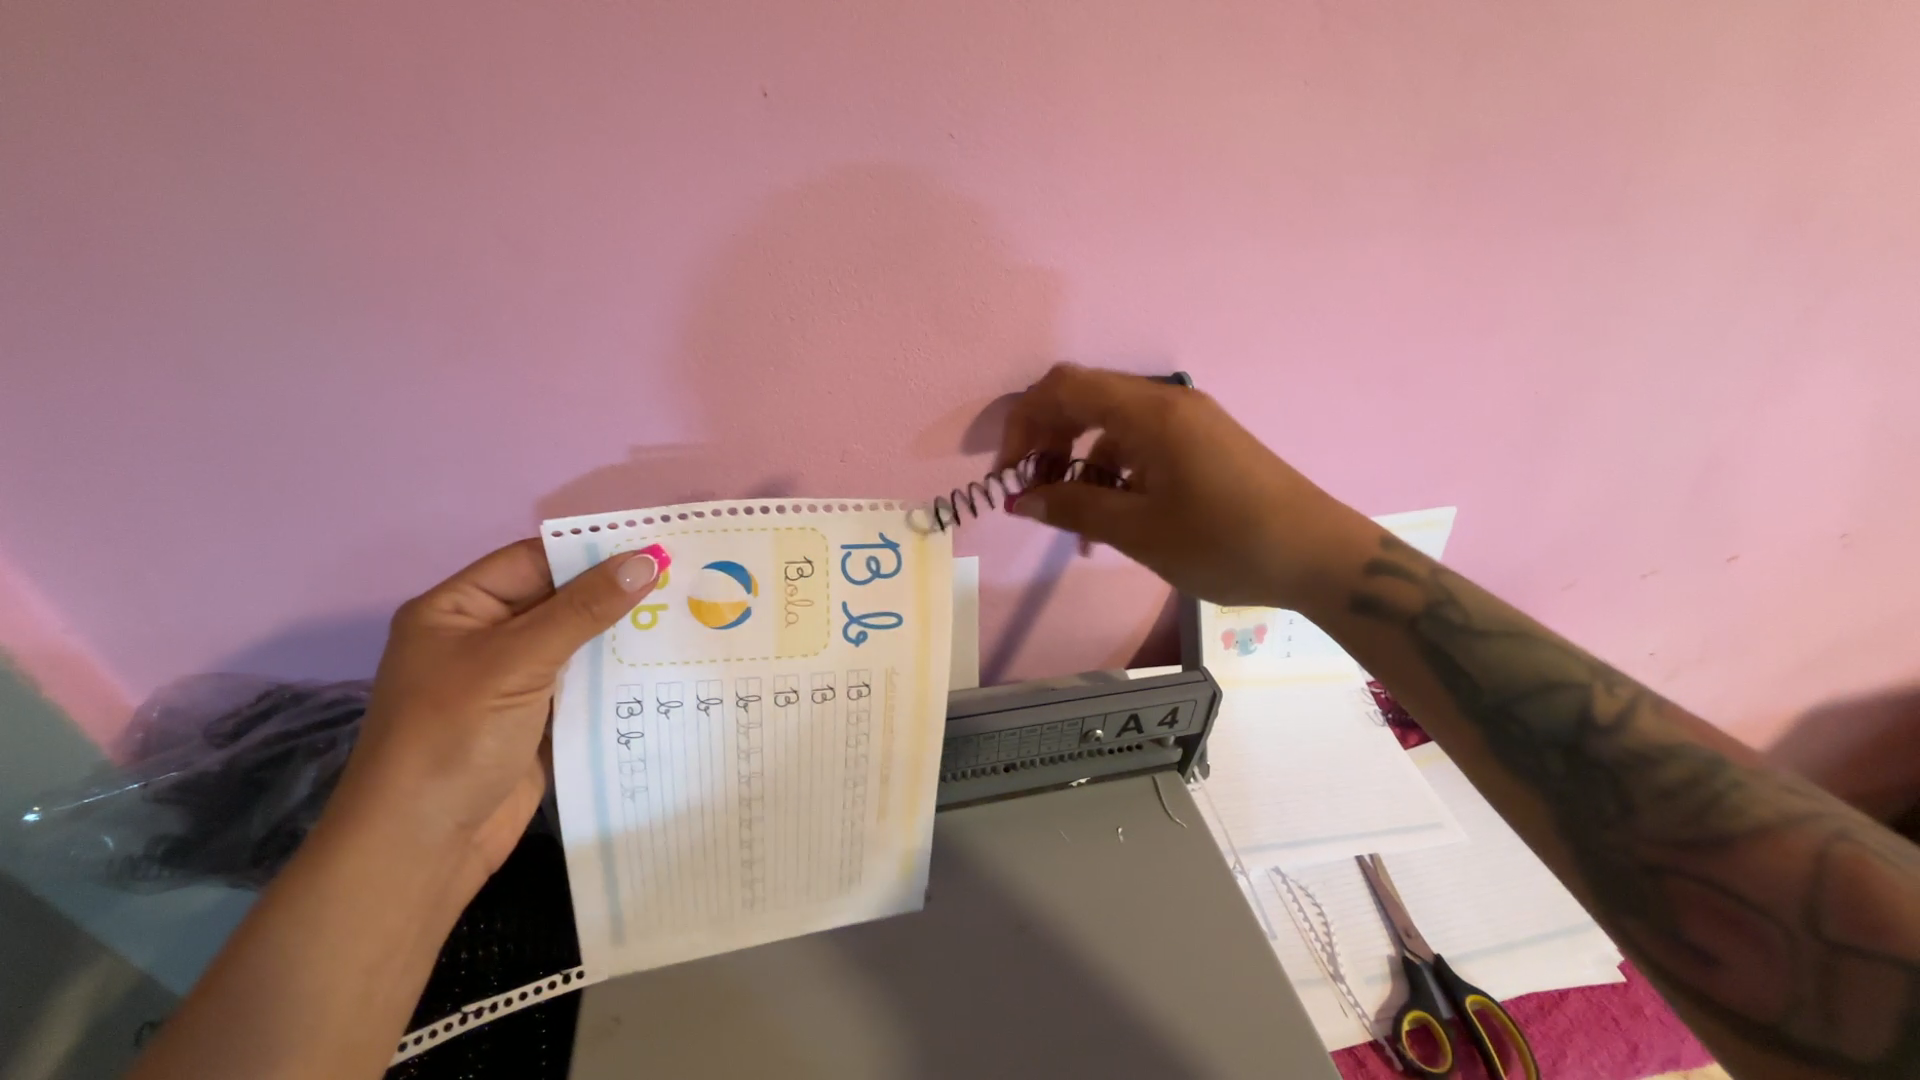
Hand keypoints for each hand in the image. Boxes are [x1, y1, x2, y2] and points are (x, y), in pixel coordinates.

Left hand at [326, 538, 666, 890]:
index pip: (533, 561)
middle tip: (685, 578)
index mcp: (458, 610)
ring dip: (625, 633)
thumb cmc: (453, 737)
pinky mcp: (540, 718)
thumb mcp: (516, 662)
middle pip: (561, 599)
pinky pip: (587, 682)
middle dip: (616, 591)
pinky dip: (621, 673)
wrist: (425, 846)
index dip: (591, 551)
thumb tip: (646, 561)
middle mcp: (486, 638)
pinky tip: (667, 662)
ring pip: (580, 642)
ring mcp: (514, 681)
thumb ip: (583, 609)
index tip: (656, 545)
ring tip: (689, 614)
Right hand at [998, 364, 1375, 611]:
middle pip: (1084, 399)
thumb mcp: (1140, 532)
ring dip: (1079, 463)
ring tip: (1073, 521)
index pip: (1064, 388)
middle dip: (1047, 442)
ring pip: (1110, 425)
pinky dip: (1113, 472)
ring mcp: (1188, 421)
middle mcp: (1167, 402)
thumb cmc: (1225, 542)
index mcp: (1150, 412)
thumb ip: (1075, 508)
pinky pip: (1140, 443)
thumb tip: (1021, 499)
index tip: (1010, 476)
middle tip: (1034, 495)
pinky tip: (1111, 518)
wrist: (1317, 556)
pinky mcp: (1201, 443)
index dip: (1023, 424)